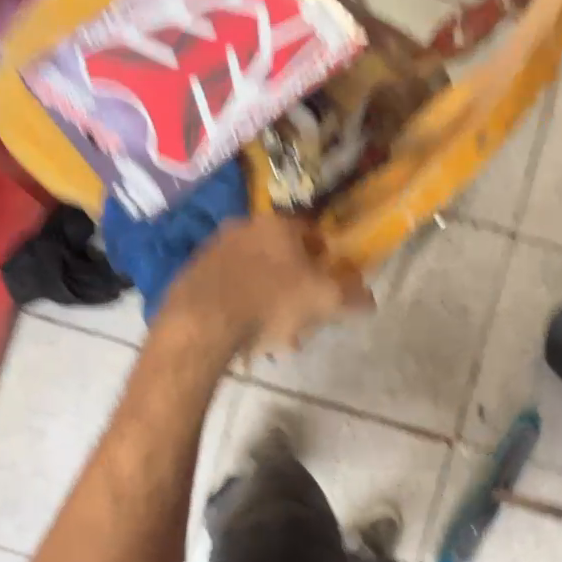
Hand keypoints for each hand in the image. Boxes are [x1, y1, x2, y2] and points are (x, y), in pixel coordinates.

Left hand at [162, 211, 371, 355]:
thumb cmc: (270, 302)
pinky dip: (241, 308)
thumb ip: (351, 297)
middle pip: (281, 256)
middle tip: (304, 316)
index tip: (330, 284)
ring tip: (275, 337)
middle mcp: (243, 228)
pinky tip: (245, 336)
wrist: (201, 322)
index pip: (312, 233)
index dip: (326, 259)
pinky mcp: (192, 276)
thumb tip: (369, 299)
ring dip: (268, 300)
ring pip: (254, 275)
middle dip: (295, 285)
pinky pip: (228, 290)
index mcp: (277, 225)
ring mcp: (213, 250)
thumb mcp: (323, 301)